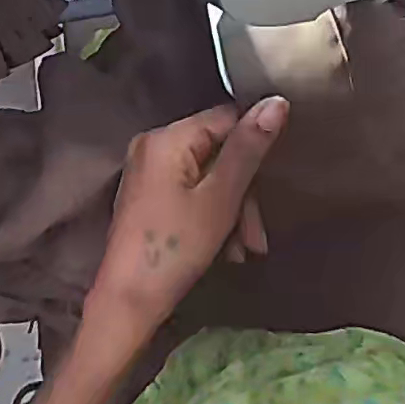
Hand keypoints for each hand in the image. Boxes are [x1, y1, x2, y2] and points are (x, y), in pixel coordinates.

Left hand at [84, 97, 288, 350]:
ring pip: (209, 178)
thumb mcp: (220, 198)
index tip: (273, 184)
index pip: (226, 119)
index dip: (254, 147)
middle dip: (245, 194)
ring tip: (244, 250)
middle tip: (256, 237)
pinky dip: (213, 218)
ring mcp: (148, 173)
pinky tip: (227, 250)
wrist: (128, 302)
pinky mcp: (149, 197)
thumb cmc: (175, 248)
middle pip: (218, 152)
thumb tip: (276, 101)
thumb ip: (248, 149)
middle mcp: (153, 147)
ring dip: (233, 212)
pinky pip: (192, 194)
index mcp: (166, 138)